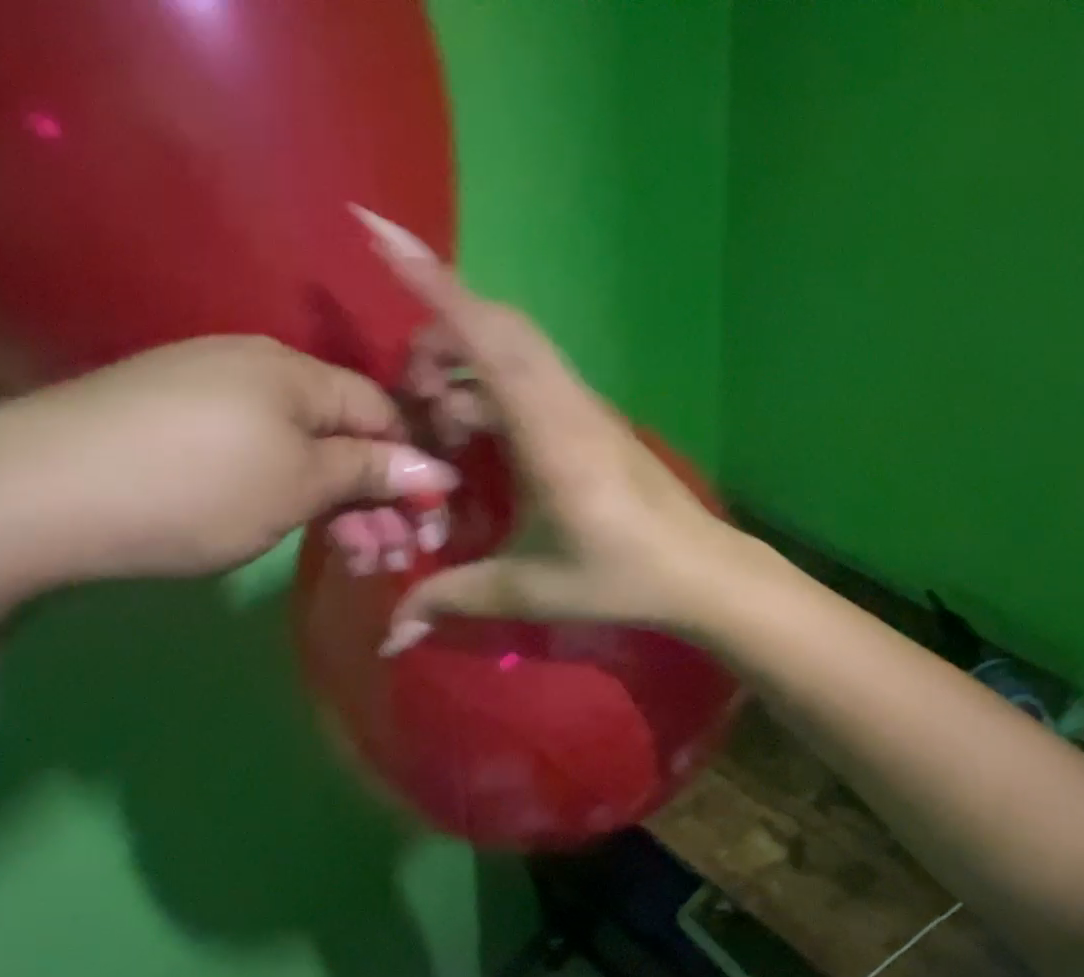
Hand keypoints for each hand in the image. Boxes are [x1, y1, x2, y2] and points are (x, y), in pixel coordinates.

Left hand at [0, 335, 457, 585]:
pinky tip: (283, 526)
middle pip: (341, 431)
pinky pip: (251, 451)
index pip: (383, 411)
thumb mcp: (299, 484)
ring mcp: (203, 390)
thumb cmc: (194, 487)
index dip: (413, 466)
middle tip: (391, 558)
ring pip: (297, 447)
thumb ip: (371, 472)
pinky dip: (281, 491)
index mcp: (295, 370)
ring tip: (350, 559)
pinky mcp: (163, 422)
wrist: (26, 497)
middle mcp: (254, 366)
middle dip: (376, 496)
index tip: (427, 523)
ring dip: (333, 503)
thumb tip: (437, 469)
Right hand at [349, 208, 765, 654]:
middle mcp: (567, 402)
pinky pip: (532, 374)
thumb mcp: (533, 588)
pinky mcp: (592, 417)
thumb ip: (455, 597)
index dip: (433, 284)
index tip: (382, 235)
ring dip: (465, 362)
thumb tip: (389, 635)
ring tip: (435, 419)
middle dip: (436, 338)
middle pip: (496, 328)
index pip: (487, 338)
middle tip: (406, 394)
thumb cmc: (623, 578)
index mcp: (551, 432)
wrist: (702, 571)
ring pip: (516, 349)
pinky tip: (474, 434)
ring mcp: (585, 405)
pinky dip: (491, 382)